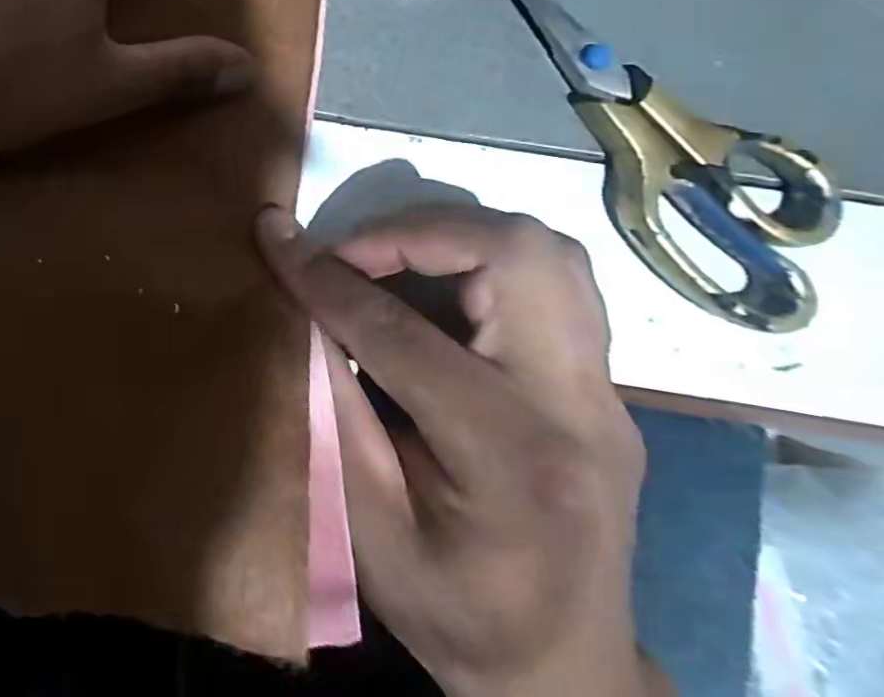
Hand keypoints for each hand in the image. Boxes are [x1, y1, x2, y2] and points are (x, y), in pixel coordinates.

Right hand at [255, 204, 662, 696]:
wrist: (567, 671)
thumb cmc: (456, 617)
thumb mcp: (368, 534)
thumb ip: (333, 413)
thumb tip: (301, 311)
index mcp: (512, 456)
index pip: (407, 333)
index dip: (329, 280)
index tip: (277, 238)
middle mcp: (580, 405)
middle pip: (515, 255)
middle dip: (415, 231)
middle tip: (348, 250)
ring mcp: (606, 390)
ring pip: (547, 250)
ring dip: (456, 235)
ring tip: (388, 256)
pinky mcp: (604, 384)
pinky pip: (555, 279)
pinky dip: (486, 257)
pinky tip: (439, 284)